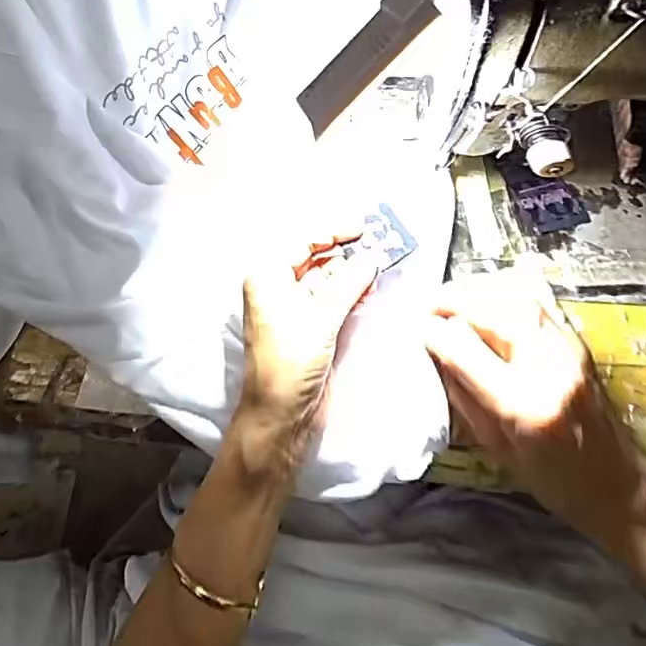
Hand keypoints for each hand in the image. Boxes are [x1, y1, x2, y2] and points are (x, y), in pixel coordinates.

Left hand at [233, 231, 380, 473]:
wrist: (280, 416)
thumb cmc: (290, 364)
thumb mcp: (320, 319)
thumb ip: (347, 285)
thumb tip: (372, 258)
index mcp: (266, 277)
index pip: (300, 242)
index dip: (332, 233)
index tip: (363, 229)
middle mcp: (274, 288)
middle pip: (311, 258)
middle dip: (344, 252)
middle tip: (378, 245)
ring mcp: (290, 308)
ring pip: (322, 279)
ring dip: (349, 272)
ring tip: (379, 264)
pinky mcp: (305, 327)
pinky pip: (327, 300)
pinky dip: (347, 292)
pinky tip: (368, 287)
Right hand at [423, 275, 645, 547]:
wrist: (620, 488)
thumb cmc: (552, 479)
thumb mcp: (491, 443)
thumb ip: (459, 389)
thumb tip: (430, 345)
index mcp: (522, 404)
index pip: (461, 346)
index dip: (430, 331)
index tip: (413, 329)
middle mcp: (549, 368)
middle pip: (488, 309)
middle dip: (449, 302)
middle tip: (427, 309)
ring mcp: (569, 349)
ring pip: (513, 294)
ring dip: (473, 291)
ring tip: (451, 299)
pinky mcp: (577, 341)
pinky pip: (538, 296)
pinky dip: (506, 287)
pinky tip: (487, 291)